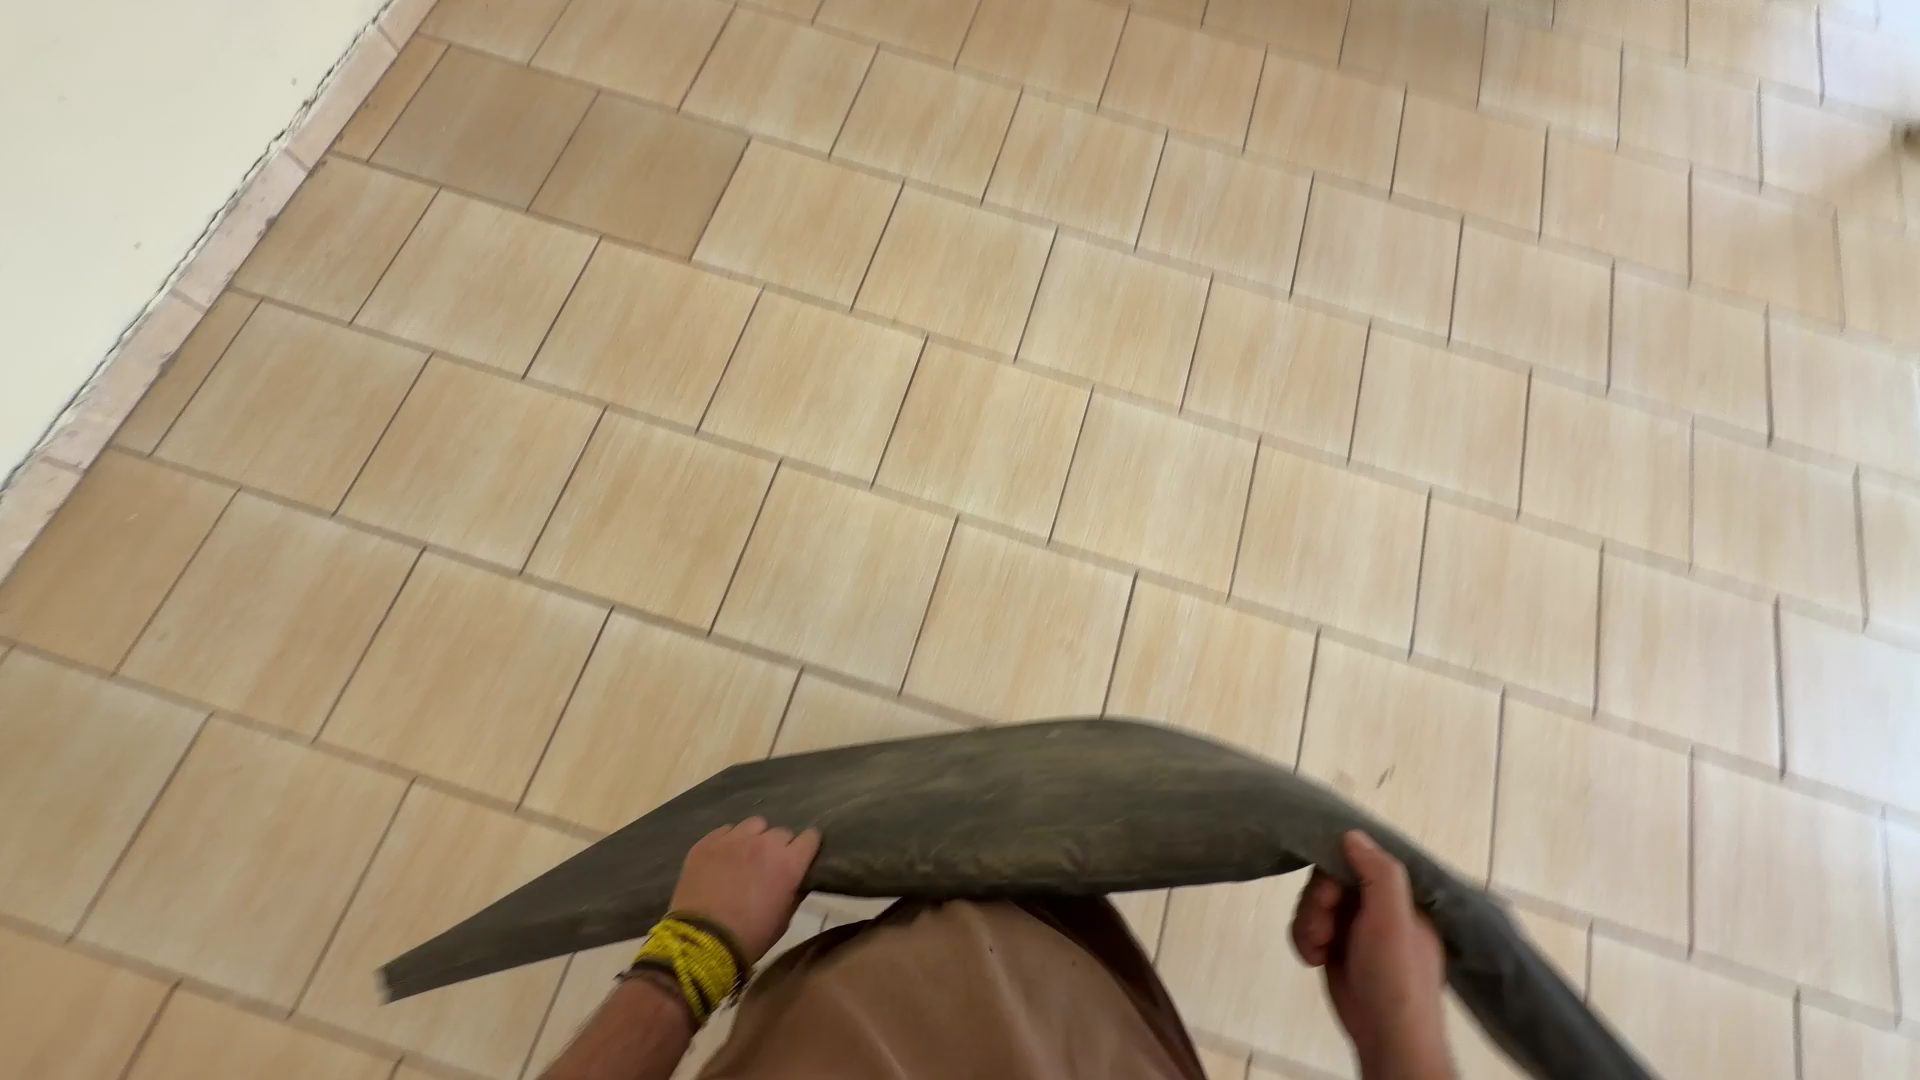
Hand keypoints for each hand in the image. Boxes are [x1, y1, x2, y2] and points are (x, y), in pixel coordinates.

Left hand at [669, 817, 820, 963]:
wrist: (701, 943)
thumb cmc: (750, 937)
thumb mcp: (785, 919)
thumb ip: (795, 891)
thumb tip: (797, 879)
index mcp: (789, 863)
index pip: (811, 836)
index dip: (807, 847)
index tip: (801, 857)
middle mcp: (765, 843)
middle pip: (781, 832)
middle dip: (779, 847)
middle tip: (769, 866)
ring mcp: (735, 839)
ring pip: (754, 825)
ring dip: (755, 838)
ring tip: (745, 856)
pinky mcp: (708, 841)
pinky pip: (726, 831)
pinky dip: (729, 841)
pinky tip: (722, 858)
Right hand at [1291, 831, 1450, 1078]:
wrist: (1386, 1039)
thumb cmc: (1396, 978)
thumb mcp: (1393, 922)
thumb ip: (1379, 874)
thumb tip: (1351, 833)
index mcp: (1398, 896)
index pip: (1355, 859)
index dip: (1332, 871)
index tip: (1329, 893)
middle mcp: (1376, 906)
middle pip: (1326, 879)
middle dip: (1317, 904)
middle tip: (1324, 930)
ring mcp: (1354, 926)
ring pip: (1312, 901)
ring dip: (1307, 924)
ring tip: (1319, 951)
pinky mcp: (1334, 946)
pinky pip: (1305, 924)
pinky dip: (1303, 939)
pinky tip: (1314, 959)